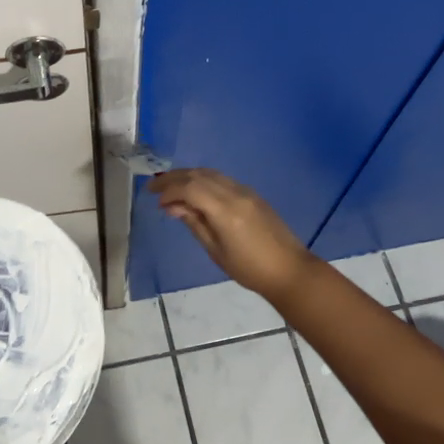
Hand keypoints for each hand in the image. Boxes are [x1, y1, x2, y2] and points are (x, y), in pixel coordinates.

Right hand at [148, 169, 316, 299]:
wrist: (289, 270)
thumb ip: (194, 223)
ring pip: (210, 173)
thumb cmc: (249, 269)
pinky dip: (203, 180)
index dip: (169, 191)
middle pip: (198, 175)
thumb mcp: (216, 250)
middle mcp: (235, 193)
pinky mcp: (252, 194)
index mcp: (225, 210)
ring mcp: (245, 191)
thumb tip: (173, 206)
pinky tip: (195, 192)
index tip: (156, 202)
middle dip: (174, 178)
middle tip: (154, 188)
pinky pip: (222, 179)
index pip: (190, 188)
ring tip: (170, 188)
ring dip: (188, 176)